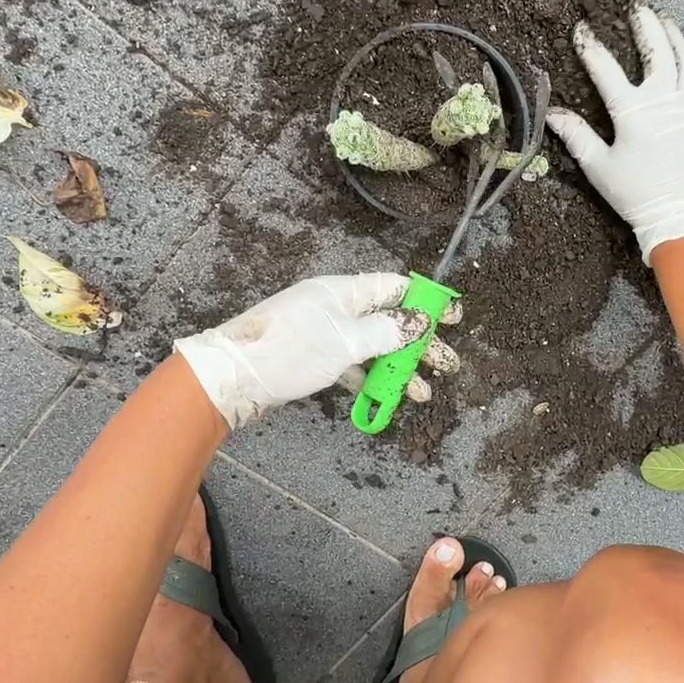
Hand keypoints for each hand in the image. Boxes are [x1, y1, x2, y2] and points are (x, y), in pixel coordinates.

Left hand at [173, 273, 460, 428]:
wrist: (231, 378)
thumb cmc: (290, 350)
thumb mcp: (345, 341)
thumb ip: (387, 332)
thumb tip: (419, 322)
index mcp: (345, 292)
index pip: (396, 287)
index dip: (426, 300)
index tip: (453, 316)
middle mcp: (338, 307)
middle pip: (390, 320)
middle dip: (420, 343)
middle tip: (447, 364)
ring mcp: (326, 333)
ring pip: (374, 346)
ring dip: (399, 367)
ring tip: (422, 392)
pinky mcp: (315, 358)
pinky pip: (354, 364)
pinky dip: (372, 378)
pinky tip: (386, 396)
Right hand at [546, 0, 683, 264]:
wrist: (674, 211)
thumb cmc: (633, 191)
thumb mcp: (598, 165)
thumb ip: (576, 136)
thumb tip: (552, 113)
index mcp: (633, 112)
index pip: (607, 69)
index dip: (591, 47)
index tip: (581, 30)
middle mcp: (662, 102)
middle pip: (656, 51)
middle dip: (645, 25)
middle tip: (637, 6)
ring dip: (674, 37)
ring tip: (665, 19)